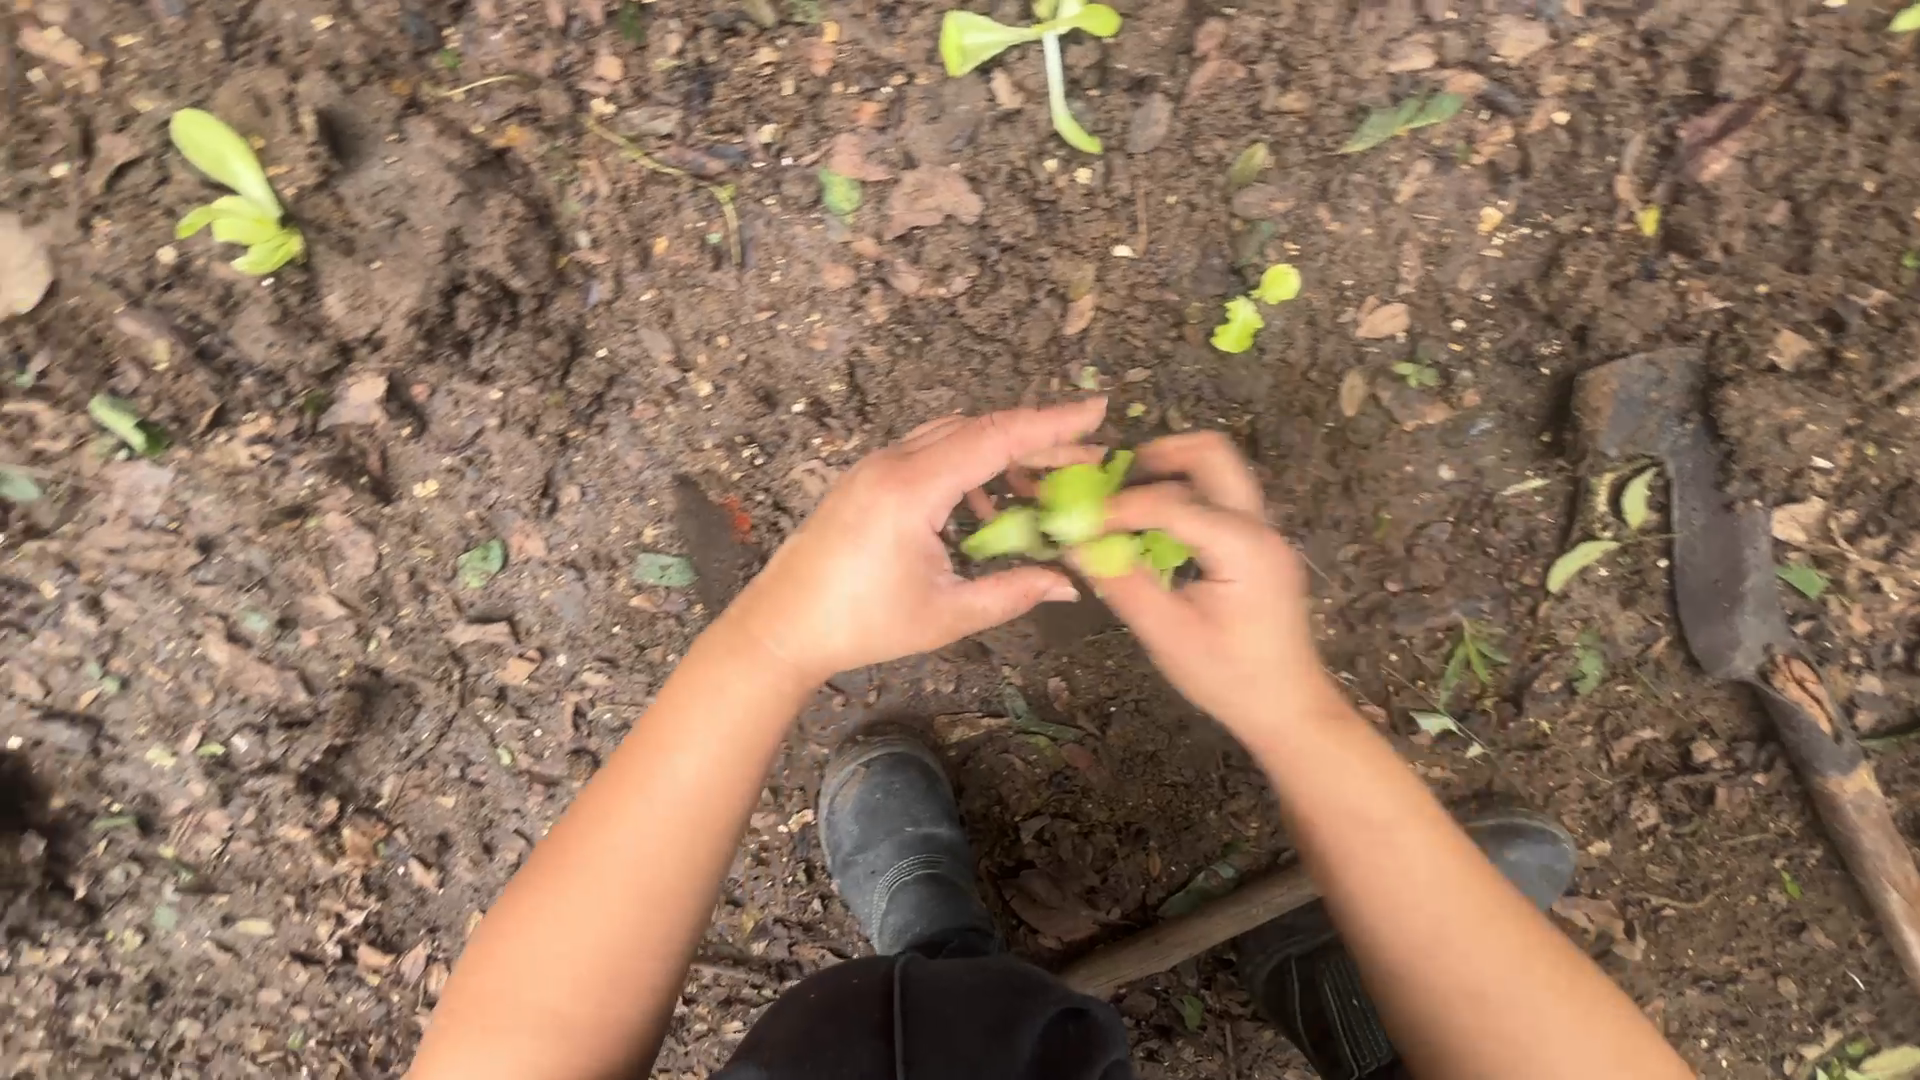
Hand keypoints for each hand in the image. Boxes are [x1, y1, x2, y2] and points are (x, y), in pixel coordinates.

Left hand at [719, 399, 1107, 683]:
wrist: (781, 626)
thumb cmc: (862, 625)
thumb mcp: (947, 614)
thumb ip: (1013, 592)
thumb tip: (1069, 584)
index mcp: (913, 488)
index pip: (996, 438)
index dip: (1052, 423)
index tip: (1097, 409)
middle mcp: (893, 462)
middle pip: (978, 428)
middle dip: (1035, 437)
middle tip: (1083, 455)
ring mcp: (874, 466)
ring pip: (950, 436)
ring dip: (997, 451)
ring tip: (1036, 486)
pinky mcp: (864, 479)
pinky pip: (926, 453)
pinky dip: (964, 465)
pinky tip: (981, 507)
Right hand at [1075, 433, 1342, 745]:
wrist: (1289, 708)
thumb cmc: (1229, 677)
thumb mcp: (1167, 634)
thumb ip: (1121, 582)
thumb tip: (1073, 544)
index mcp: (1242, 546)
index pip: (1170, 503)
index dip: (1117, 507)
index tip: (1076, 520)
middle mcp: (1260, 526)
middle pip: (1211, 454)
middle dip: (1157, 456)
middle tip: (1112, 479)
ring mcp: (1264, 533)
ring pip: (1219, 470)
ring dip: (1171, 472)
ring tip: (1126, 499)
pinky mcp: (1258, 546)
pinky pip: (1220, 498)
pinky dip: (1183, 496)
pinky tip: (1151, 527)